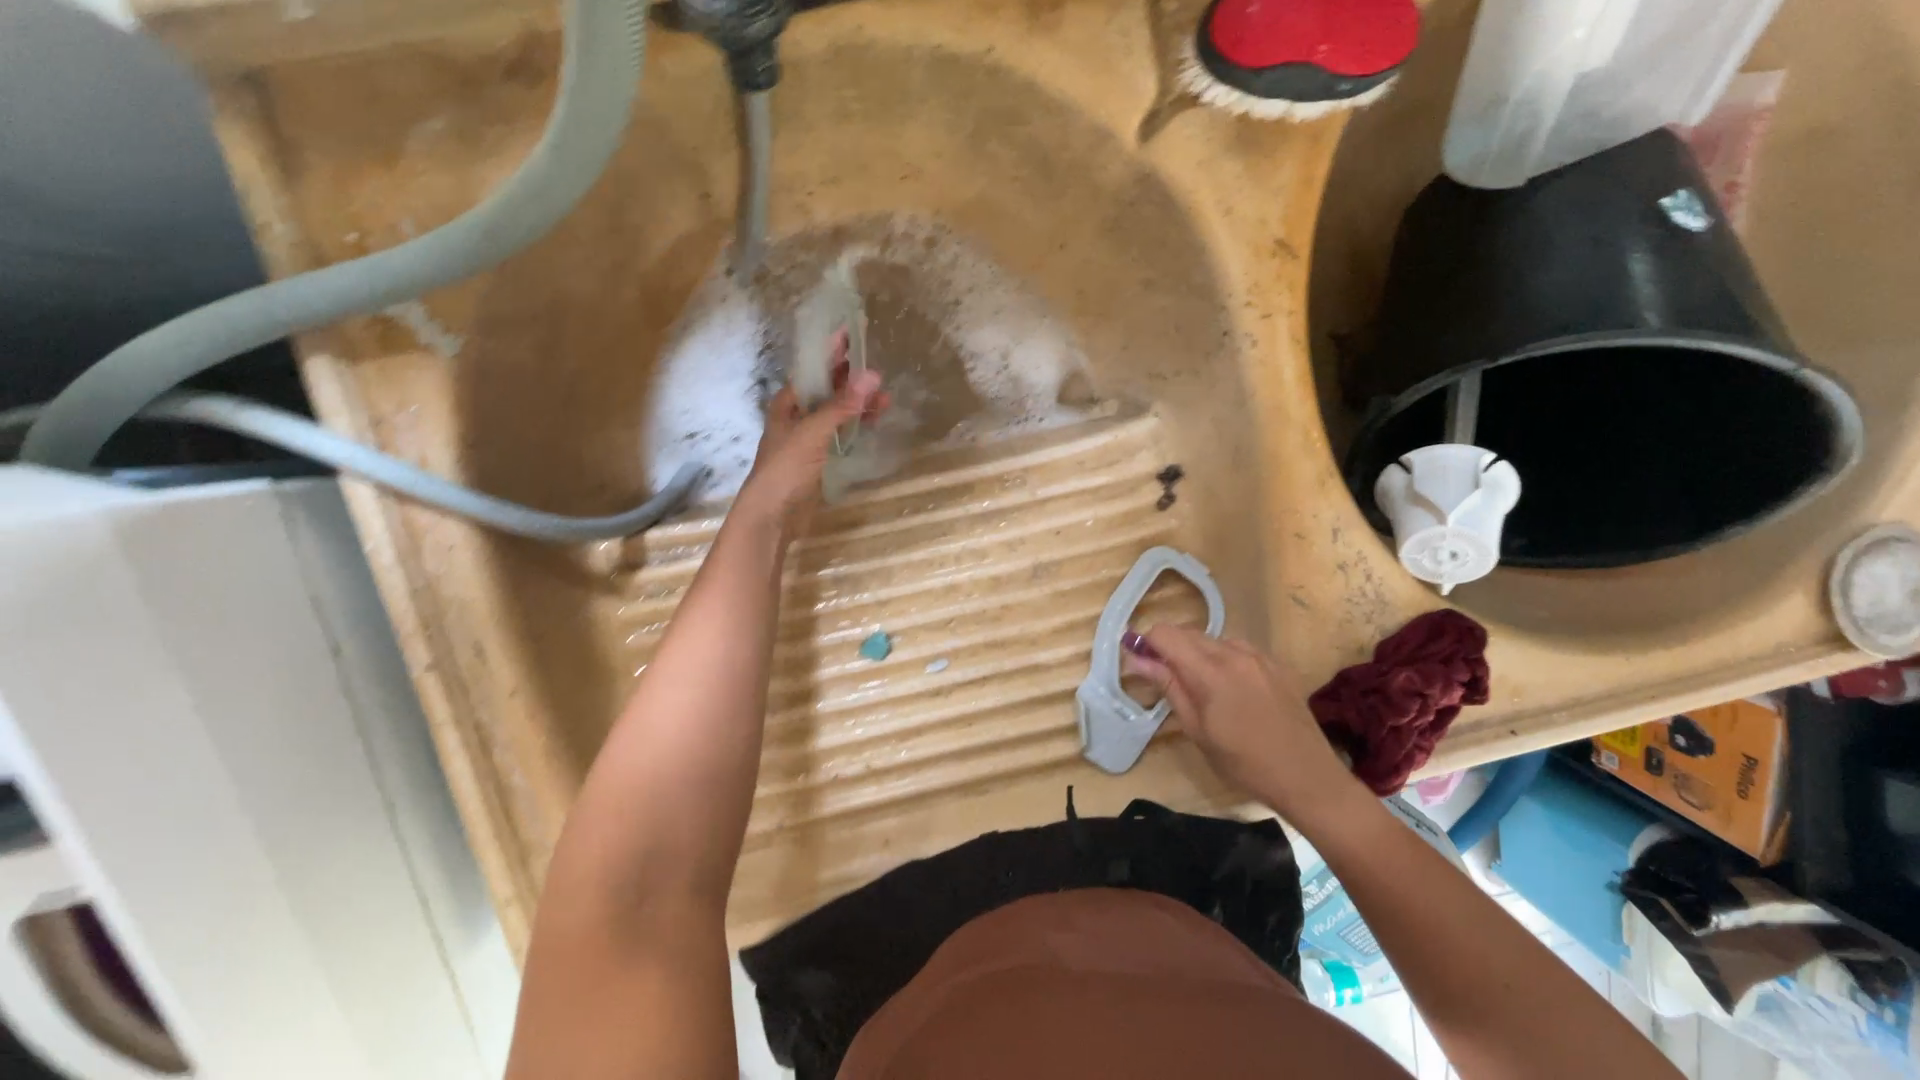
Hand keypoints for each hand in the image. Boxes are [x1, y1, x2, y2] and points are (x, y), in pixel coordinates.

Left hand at [733, 332, 887, 537]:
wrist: (772, 516)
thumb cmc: (785, 469)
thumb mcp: (813, 433)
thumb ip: (842, 406)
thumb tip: (873, 376)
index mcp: (787, 404)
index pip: (813, 370)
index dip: (831, 352)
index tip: (852, 332)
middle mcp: (797, 418)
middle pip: (827, 392)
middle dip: (851, 382)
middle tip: (878, 372)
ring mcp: (808, 440)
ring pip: (837, 415)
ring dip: (858, 407)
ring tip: (885, 401)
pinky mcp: (819, 461)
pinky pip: (841, 437)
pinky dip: (856, 429)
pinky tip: (872, 425)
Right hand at [1123, 625, 1367, 827]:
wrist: (1306, 776)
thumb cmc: (1243, 763)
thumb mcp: (1197, 730)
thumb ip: (1168, 687)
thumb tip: (1136, 658)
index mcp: (1210, 671)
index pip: (1166, 634)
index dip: (1146, 643)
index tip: (1139, 661)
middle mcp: (1235, 653)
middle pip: (1188, 633)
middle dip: (1169, 648)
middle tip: (1163, 678)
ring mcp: (1260, 656)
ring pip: (1214, 639)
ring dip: (1197, 653)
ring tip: (1199, 686)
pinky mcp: (1277, 664)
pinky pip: (1239, 649)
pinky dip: (1223, 658)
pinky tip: (1229, 687)